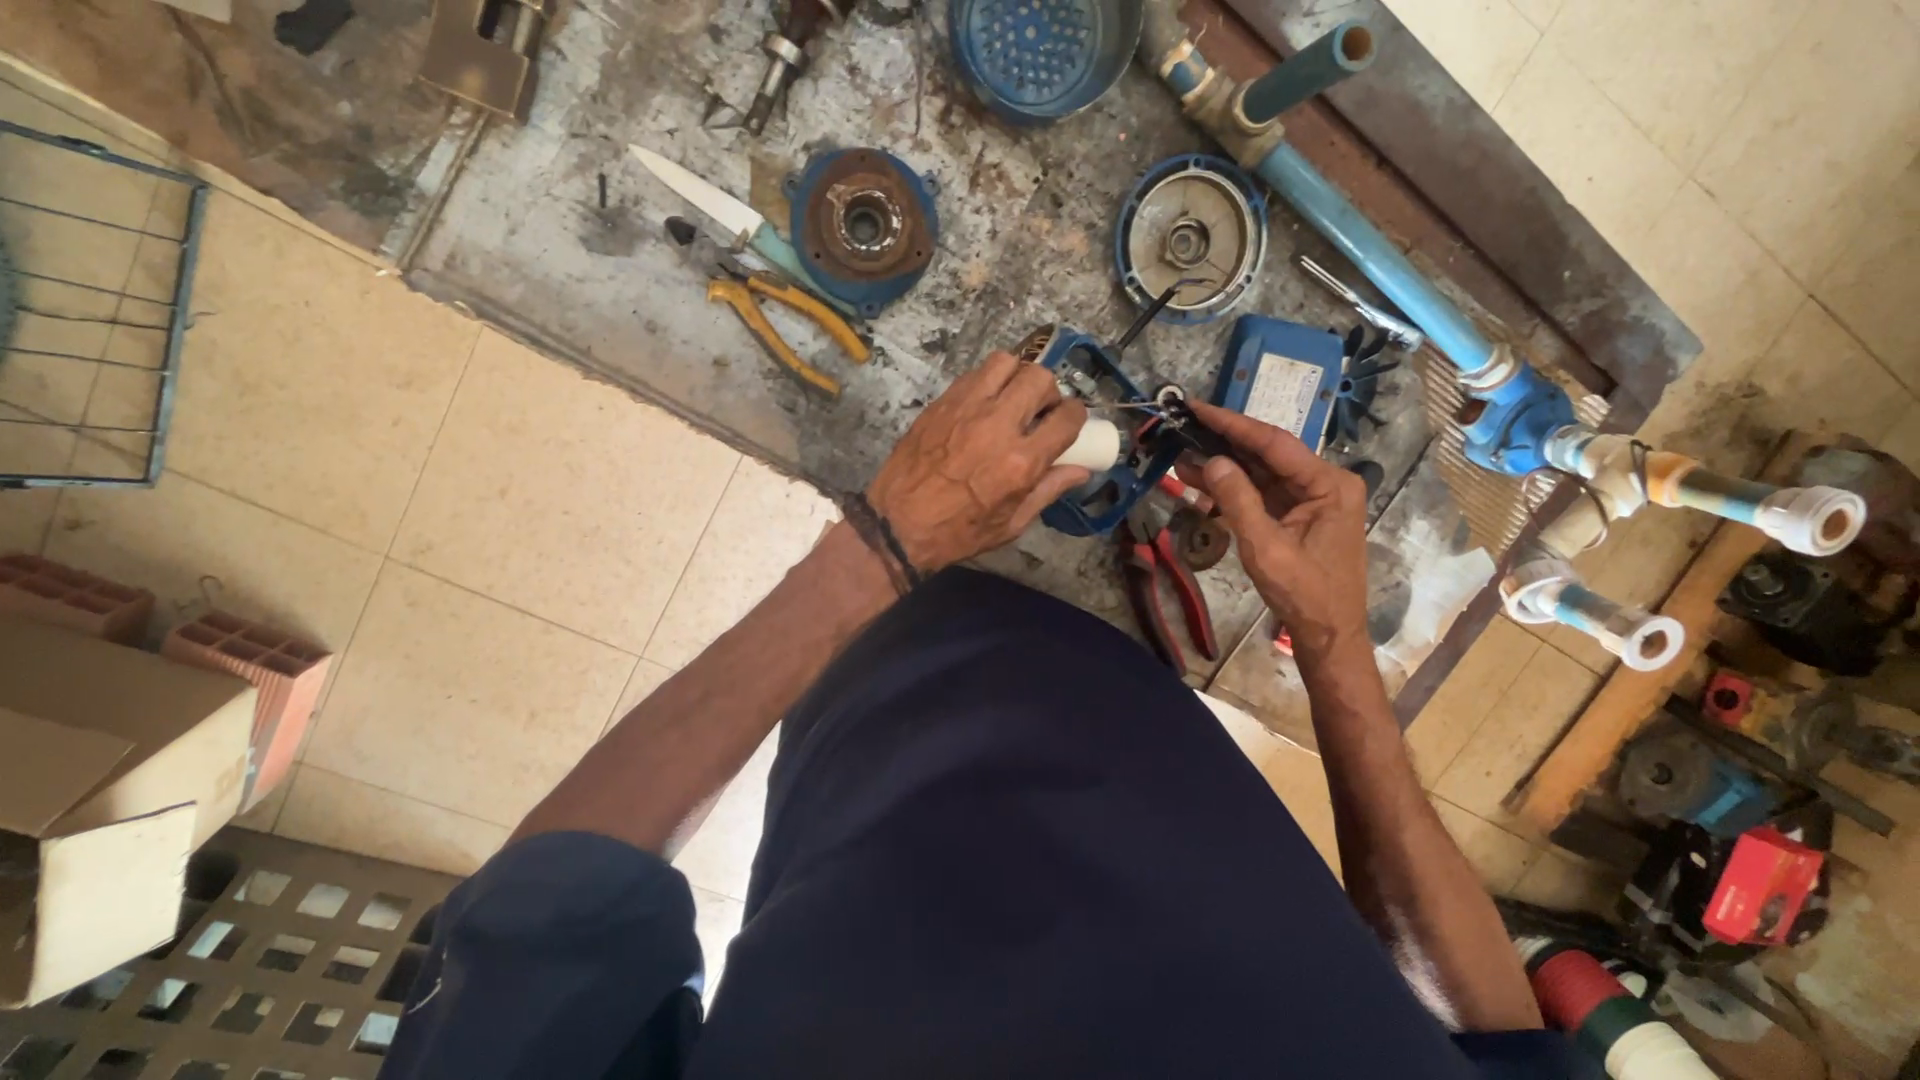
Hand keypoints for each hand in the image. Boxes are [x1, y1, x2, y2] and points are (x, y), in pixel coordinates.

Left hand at [868, 351, 1091, 571]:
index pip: (1067, 418)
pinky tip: (984, 404)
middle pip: (1040, 379)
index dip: (1076, 416)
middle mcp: (997, 425)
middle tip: (1040, 410)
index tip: (1070, 422)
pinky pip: (974, 374)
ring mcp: (966, 409)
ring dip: (1018, 376)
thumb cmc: (958, 533)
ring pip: (1006, 362)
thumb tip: (1082, 470)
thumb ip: (1049, 490)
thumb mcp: (1012, 523)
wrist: (899, 525)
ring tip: (1012, 398)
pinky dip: (988, 382)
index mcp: (1021, 462)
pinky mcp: (941, 403)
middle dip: (1049, 392)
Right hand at [1176, 402, 1369, 662]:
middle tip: (1184, 426)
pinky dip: (1234, 489)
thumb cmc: (1304, 594)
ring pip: (1262, 473)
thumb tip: (1211, 461)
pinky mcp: (1300, 516)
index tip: (1197, 407)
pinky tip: (1201, 482)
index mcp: (1329, 484)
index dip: (1232, 424)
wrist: (1329, 635)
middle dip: (1224, 443)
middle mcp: (1326, 483)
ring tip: (1182, 456)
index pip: (1274, 443)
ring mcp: (1313, 500)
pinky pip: (1263, 494)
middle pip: (1267, 454)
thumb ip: (1238, 500)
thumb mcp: (1266, 547)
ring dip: (1225, 467)